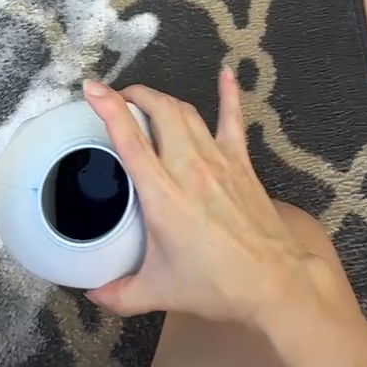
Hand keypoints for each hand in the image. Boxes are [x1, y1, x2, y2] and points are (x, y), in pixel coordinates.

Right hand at [81, 72, 354, 326]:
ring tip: (147, 100)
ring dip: (164, 100)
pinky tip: (226, 72)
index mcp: (162, 195)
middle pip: (160, 111)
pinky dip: (229, 93)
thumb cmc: (216, 285)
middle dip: (136, 96)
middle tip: (119, 99)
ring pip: (187, 112)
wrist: (274, 281)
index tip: (92, 89)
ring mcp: (218, 159)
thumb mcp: (159, 293)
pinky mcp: (241, 161)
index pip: (130, 139)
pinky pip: (233, 118)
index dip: (110, 108)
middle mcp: (188, 167)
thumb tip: (93, 293)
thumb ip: (120, 294)